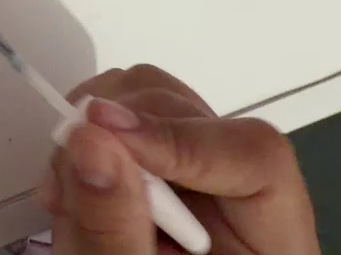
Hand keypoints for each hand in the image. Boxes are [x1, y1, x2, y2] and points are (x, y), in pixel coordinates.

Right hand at [40, 66, 319, 254]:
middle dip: (119, 135)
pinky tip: (72, 182)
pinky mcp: (161, 162)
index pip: (253, 155)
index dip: (175, 135)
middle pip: (192, 115)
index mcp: (271, 247)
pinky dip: (87, 132)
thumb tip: (89, 135)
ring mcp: (202, 174)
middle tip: (70, 180)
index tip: (100, 132)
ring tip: (69, 191)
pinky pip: (124, 111)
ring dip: (96, 129)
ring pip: (153, 99)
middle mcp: (244, 197)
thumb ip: (112, 224)